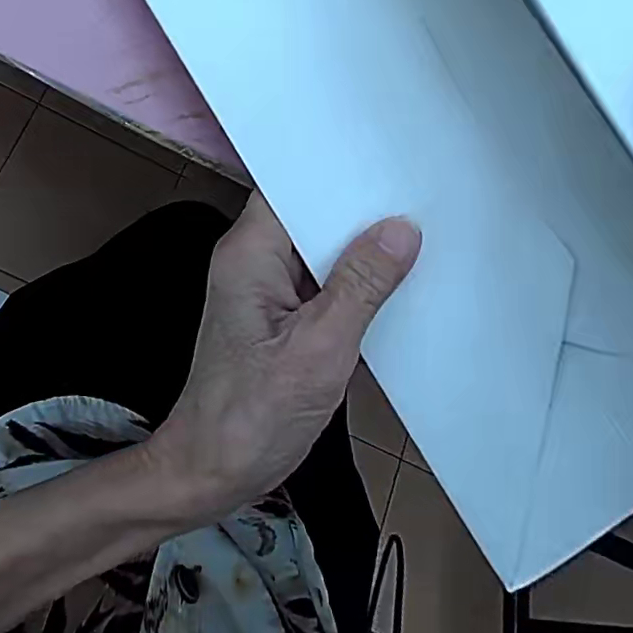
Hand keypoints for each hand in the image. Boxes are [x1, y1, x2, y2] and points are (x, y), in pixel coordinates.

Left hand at [146, 195, 419, 523]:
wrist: (212, 469)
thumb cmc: (252, 415)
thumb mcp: (319, 349)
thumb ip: (360, 286)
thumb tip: (399, 230)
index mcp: (248, 254)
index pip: (289, 188)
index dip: (335, 173)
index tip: (389, 164)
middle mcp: (251, 261)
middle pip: (307, 217)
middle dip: (358, 211)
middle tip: (420, 198)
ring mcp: (264, 290)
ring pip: (317, 251)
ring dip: (359, 250)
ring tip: (419, 234)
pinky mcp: (278, 317)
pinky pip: (319, 284)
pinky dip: (352, 284)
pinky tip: (394, 285)